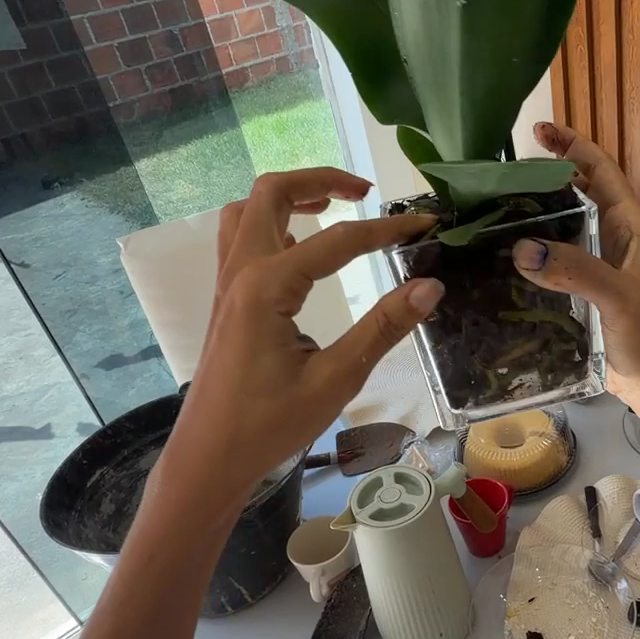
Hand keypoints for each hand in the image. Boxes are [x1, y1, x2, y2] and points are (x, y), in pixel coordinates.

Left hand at [156, 168, 441, 498]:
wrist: (209, 458)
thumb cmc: (270, 425)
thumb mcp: (336, 379)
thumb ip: (383, 328)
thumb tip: (431, 286)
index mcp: (268, 287)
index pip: (338, 240)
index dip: (387, 230)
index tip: (426, 226)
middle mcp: (241, 272)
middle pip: (271, 193)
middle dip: (322, 180)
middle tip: (366, 193)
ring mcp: (227, 284)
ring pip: (247, 210)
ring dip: (289, 197)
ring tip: (331, 207)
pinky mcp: (226, 301)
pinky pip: (242, 238)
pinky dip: (271, 222)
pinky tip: (299, 246)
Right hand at [511, 122, 639, 400]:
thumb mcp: (616, 298)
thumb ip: (574, 270)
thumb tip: (522, 247)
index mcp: (630, 226)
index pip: (601, 171)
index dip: (573, 145)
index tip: (539, 130)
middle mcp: (616, 238)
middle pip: (581, 191)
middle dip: (549, 173)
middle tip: (504, 171)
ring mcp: (601, 264)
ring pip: (567, 224)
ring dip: (539, 211)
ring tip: (497, 206)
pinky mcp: (586, 289)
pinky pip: (558, 256)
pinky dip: (535, 248)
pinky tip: (507, 254)